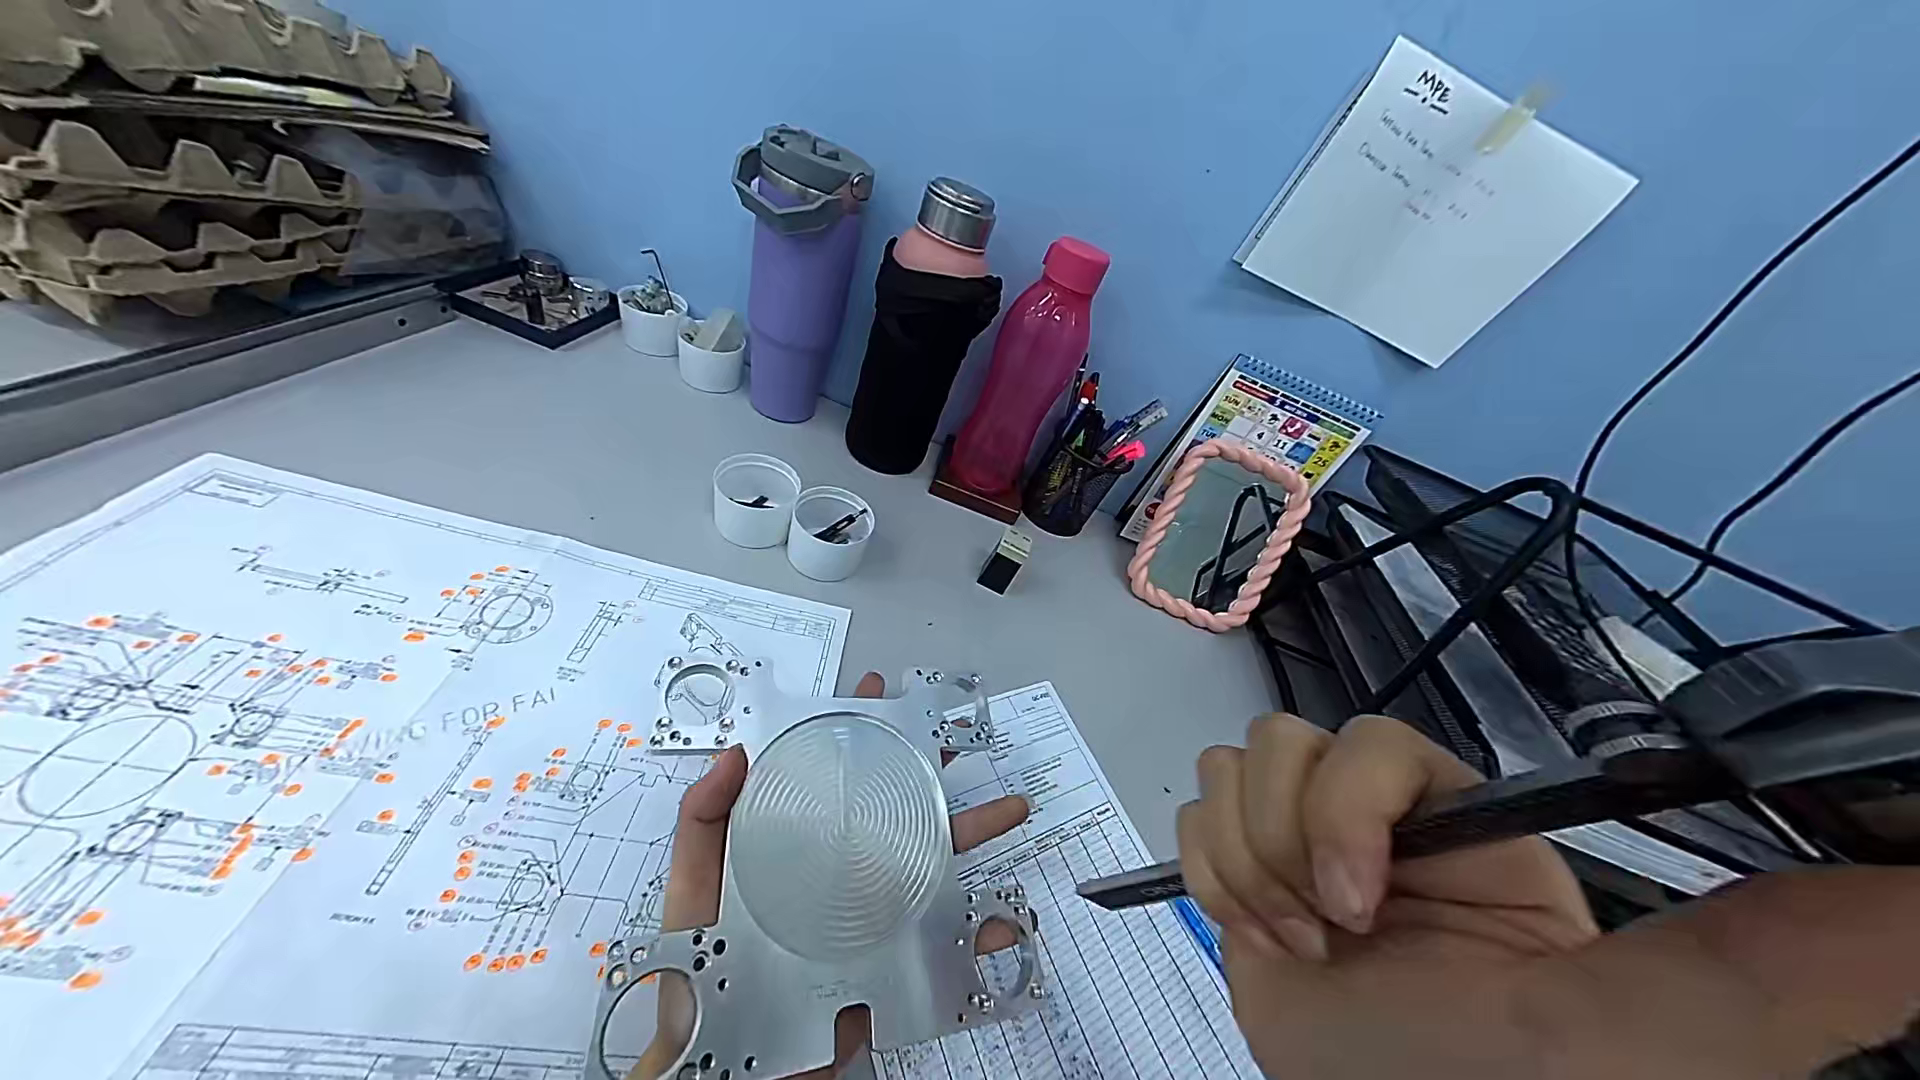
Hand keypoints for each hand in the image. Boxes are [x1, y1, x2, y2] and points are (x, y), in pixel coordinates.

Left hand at [632, 673, 1029, 1079]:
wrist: (727, 1062)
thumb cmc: (700, 965)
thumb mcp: (695, 882)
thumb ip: (704, 819)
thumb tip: (735, 752)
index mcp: (800, 838)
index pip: (833, 770)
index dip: (853, 729)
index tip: (874, 691)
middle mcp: (844, 862)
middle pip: (893, 804)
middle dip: (925, 767)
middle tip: (950, 738)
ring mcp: (870, 908)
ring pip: (932, 861)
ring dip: (974, 834)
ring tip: (1010, 809)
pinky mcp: (887, 959)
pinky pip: (941, 942)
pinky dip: (976, 932)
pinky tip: (999, 922)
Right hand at [1181, 712, 1919, 1079]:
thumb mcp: (1638, 1037)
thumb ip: (1768, 961)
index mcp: (1450, 821)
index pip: (1371, 738)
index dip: (1344, 802)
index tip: (1358, 899)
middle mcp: (1368, 810)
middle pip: (1281, 741)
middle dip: (1286, 843)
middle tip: (1325, 926)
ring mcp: (1292, 827)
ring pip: (1228, 768)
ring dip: (1247, 866)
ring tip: (1293, 937)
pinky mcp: (1235, 851)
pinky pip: (1193, 812)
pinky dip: (1212, 877)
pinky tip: (1257, 932)